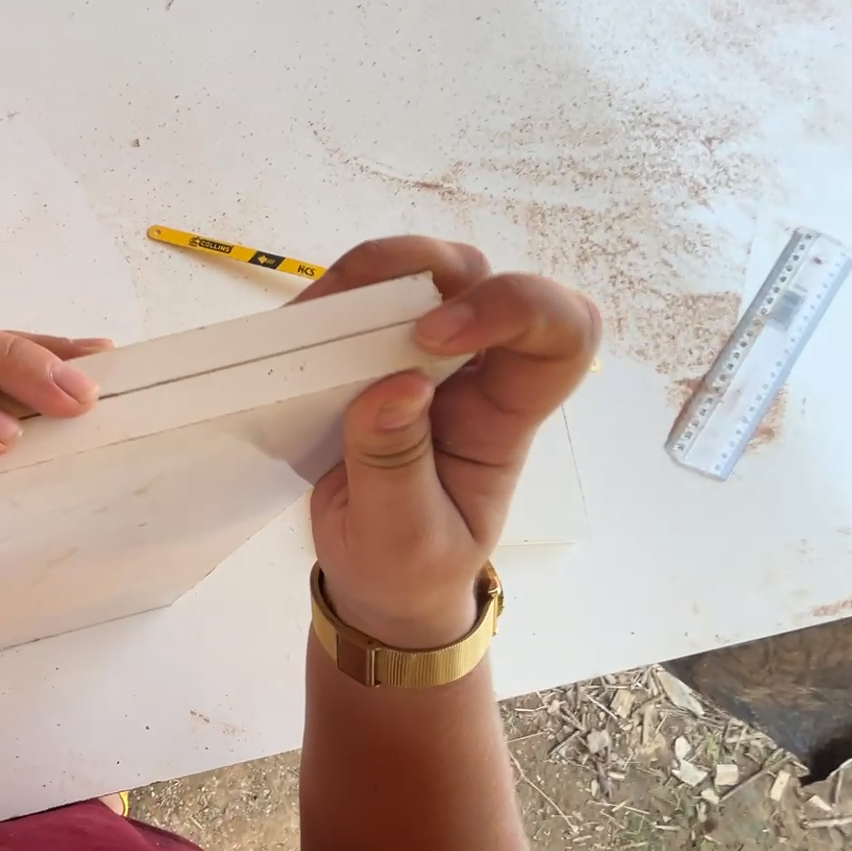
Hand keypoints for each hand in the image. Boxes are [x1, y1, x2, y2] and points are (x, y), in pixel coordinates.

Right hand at [300, 238, 600, 648]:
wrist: (376, 582)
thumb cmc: (407, 566)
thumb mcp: (402, 533)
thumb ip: (395, 465)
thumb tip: (394, 386)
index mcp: (503, 420)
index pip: (559, 336)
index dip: (514, 310)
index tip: (430, 336)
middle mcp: (469, 378)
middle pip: (477, 280)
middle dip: (417, 268)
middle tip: (344, 298)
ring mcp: (414, 370)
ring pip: (415, 283)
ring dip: (363, 279)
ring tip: (305, 313)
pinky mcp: (364, 374)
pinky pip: (356, 318)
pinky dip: (323, 312)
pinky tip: (291, 333)